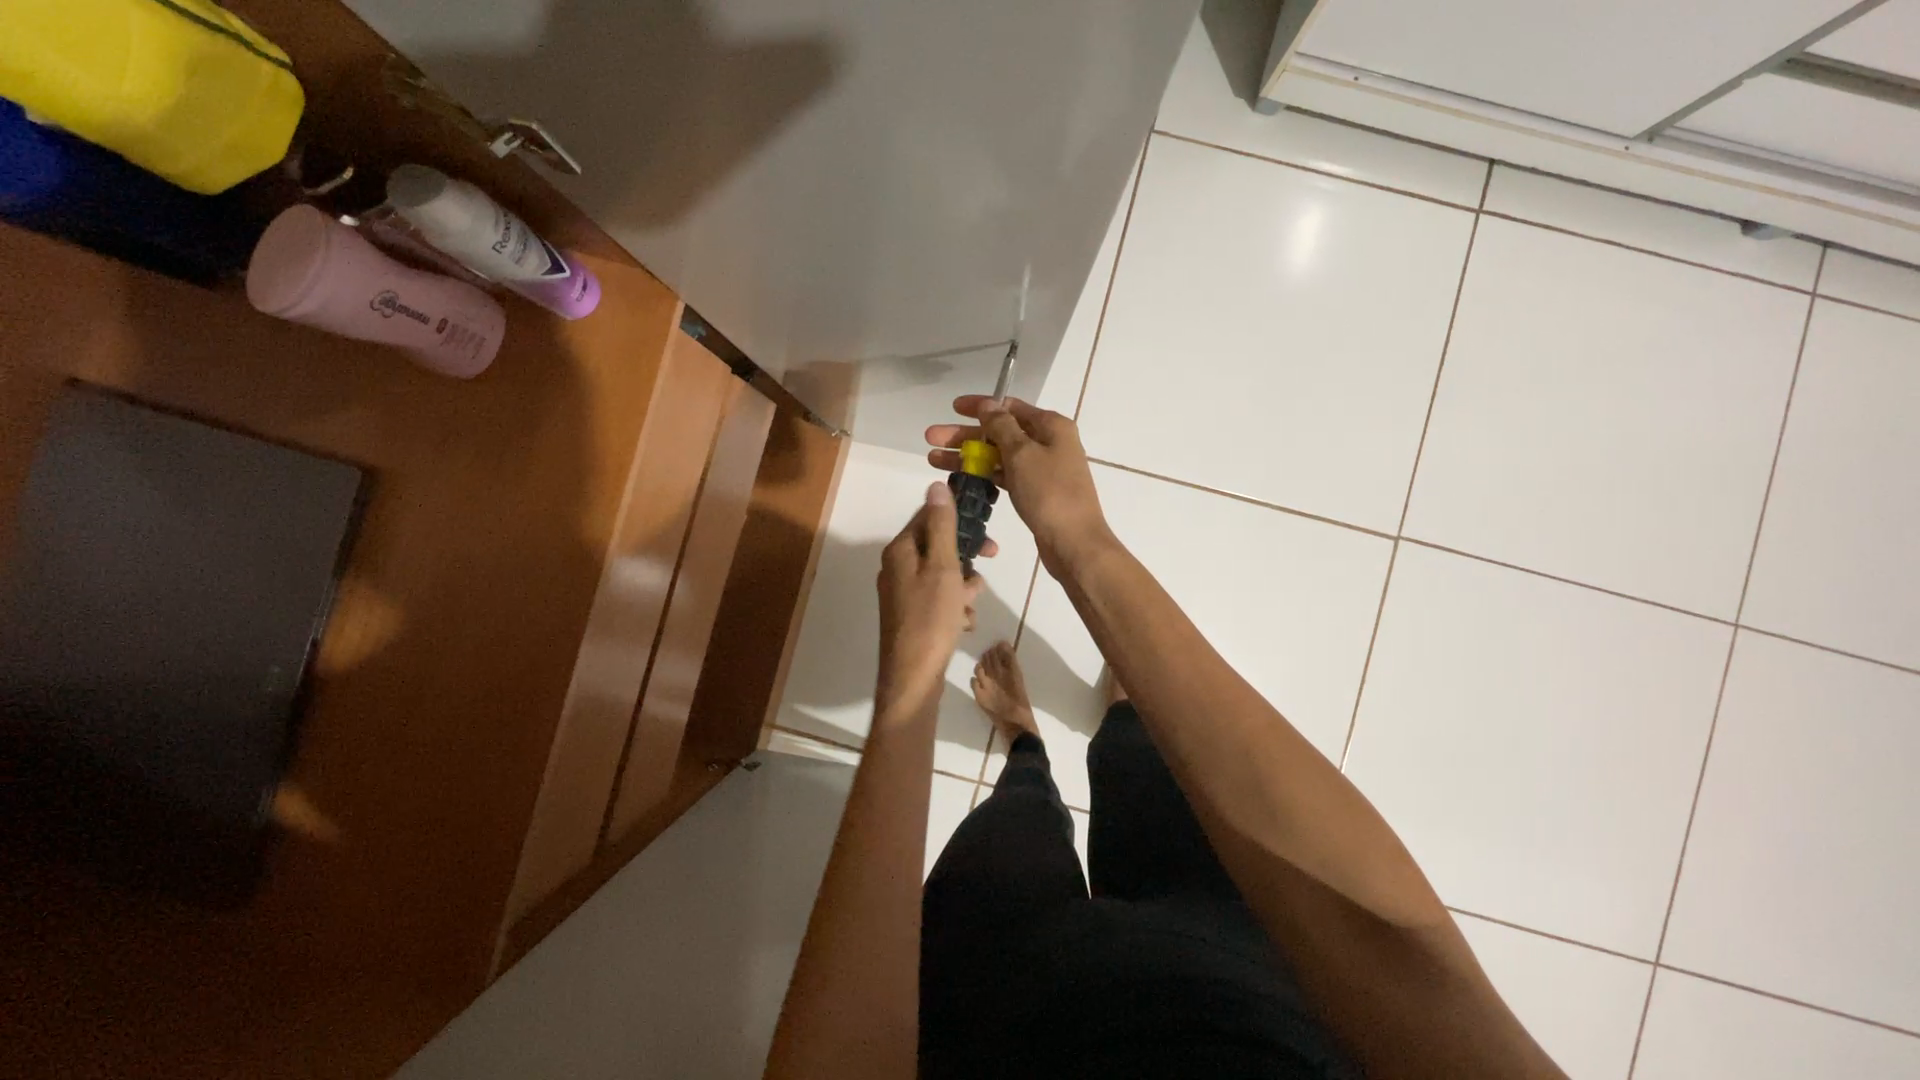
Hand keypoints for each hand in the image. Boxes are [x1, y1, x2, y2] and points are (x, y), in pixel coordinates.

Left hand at [875, 481, 983, 723]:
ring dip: (962, 586)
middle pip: (937, 547)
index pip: (929, 517)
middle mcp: (896, 568)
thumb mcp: (943, 567)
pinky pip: (938, 600)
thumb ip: (942, 526)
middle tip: (989, 560)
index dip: (959, 519)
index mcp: (900, 551)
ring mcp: (902, 594)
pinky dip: (954, 607)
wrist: (912, 675)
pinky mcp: (911, 616)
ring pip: (942, 575)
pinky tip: (963, 623)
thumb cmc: (930, 617)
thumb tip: (936, 486)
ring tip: (969, 605)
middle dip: (965, 557)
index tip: (986, 530)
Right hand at [926, 396, 1114, 576]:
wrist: (1074, 543)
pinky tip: (959, 479)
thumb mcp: (1022, 454)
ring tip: (933, 460)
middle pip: (1000, 432)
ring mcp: (1042, 469)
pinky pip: (1004, 476)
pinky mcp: (1035, 492)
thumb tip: (988, 404)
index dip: (979, 406)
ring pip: (999, 456)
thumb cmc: (1050, 493)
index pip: (1009, 406)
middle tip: (931, 439)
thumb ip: (1001, 426)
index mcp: (1051, 426)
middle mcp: (1048, 443)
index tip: (952, 409)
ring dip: (968, 457)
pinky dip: (983, 475)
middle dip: (965, 435)